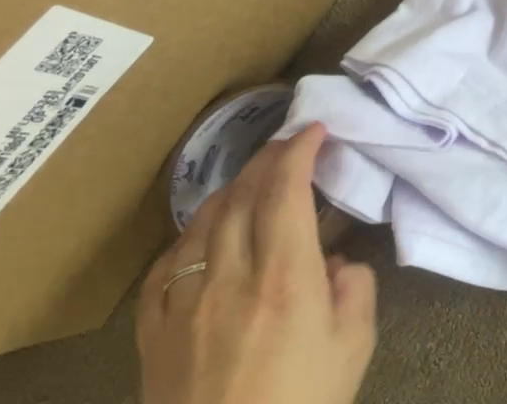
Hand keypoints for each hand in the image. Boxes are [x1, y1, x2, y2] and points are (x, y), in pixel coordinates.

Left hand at [138, 123, 375, 403]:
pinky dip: (190, 235)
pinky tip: (204, 235)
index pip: (285, 193)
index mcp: (285, 277)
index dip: (298, 152)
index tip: (315, 129)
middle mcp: (230, 277)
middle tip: (289, 142)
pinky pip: (166, 266)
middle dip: (267, 159)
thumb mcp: (354, 344)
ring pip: (201, 224)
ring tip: (252, 180)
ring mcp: (183, 303)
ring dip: (230, 190)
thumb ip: (354, 288)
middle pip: (240, 197)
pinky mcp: (152, 331)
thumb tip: (336, 263)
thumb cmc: (303, 400)